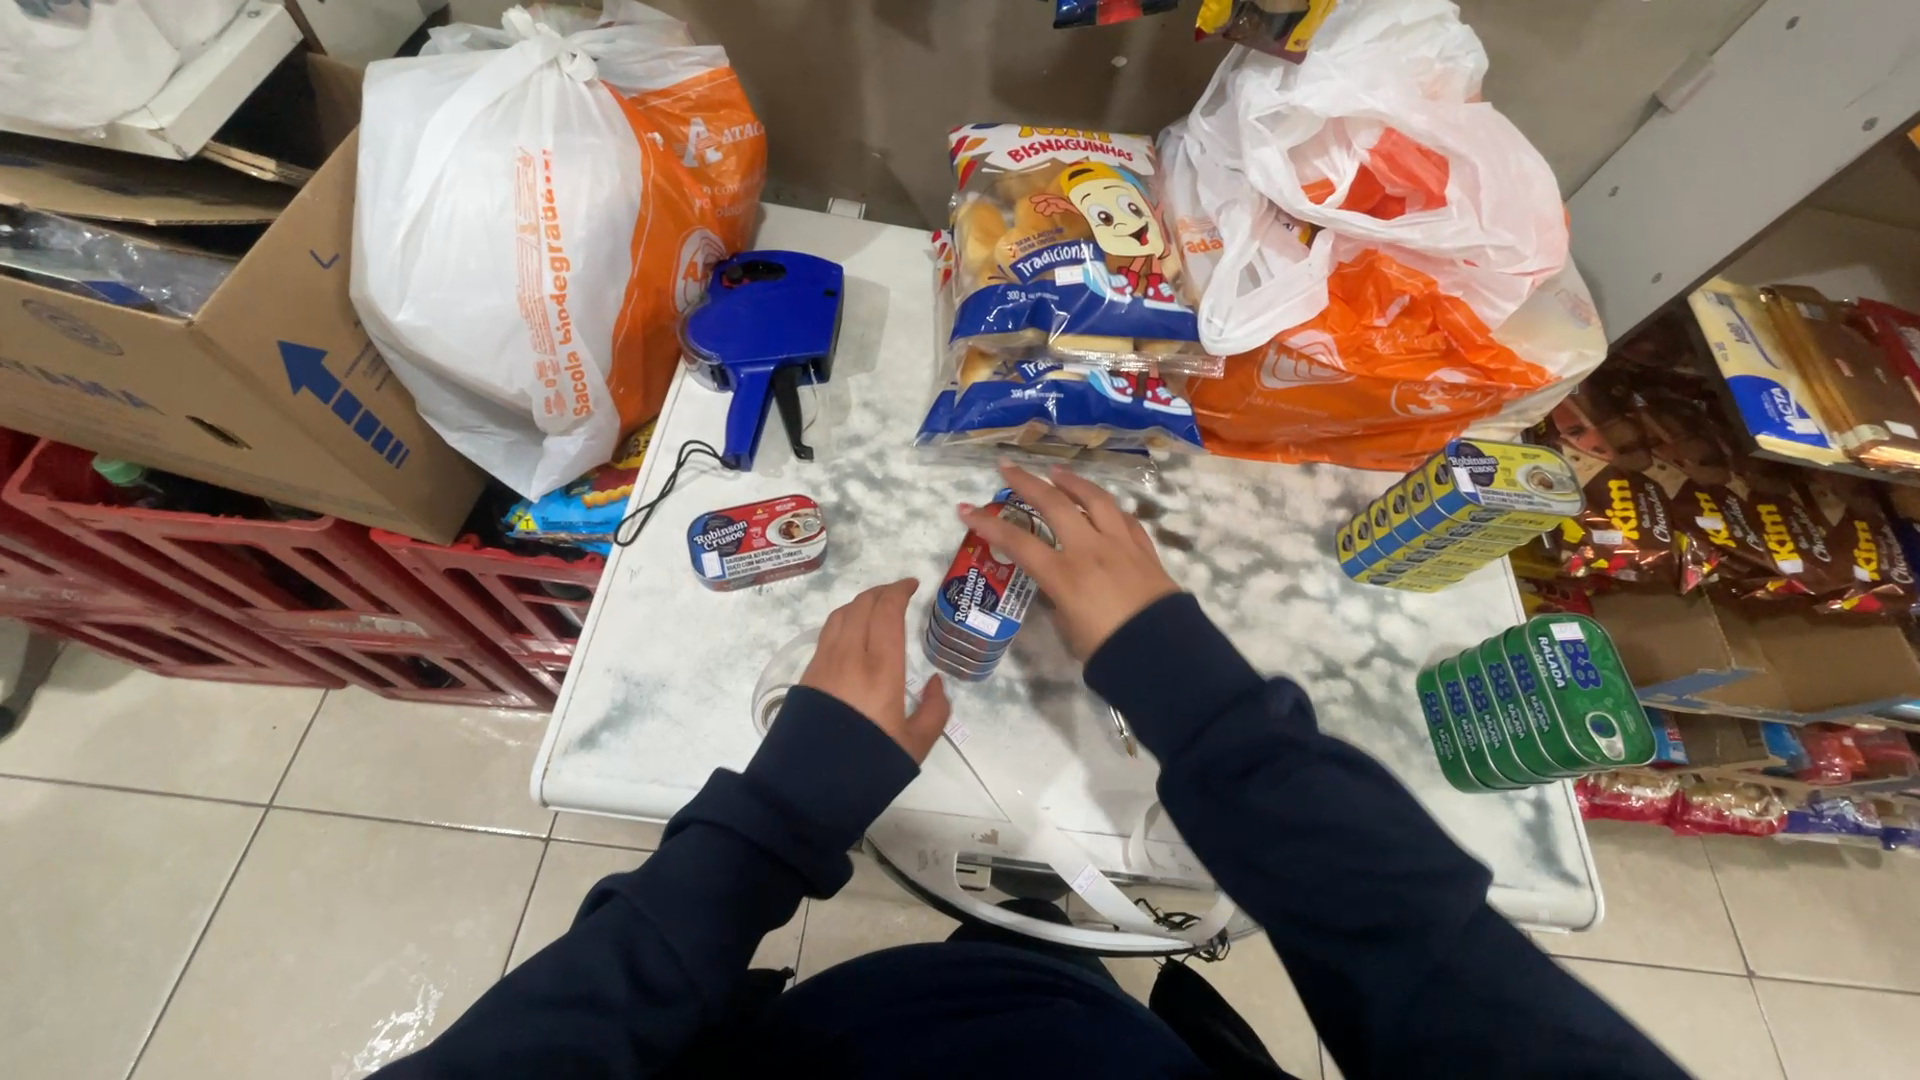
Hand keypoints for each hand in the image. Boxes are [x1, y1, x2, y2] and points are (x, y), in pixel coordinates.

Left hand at [798, 578, 950, 763]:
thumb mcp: (915, 745)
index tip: (912, 585)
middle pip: (862, 605)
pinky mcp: (808, 676)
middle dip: (882, 592)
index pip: (887, 610)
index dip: (899, 590)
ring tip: (876, 608)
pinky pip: (828, 634)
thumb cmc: (868, 766)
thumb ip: (935, 710)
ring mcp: (824, 663)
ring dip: (861, 603)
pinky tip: (853, 634)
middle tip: (898, 594)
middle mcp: (850, 656)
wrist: (806, 789)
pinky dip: (844, 621)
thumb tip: (936, 683)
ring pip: (841, 615)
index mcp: (881, 668)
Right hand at [959, 462, 1179, 658]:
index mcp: (1064, 575)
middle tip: (1008, 467)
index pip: (1017, 542)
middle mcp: (1090, 550)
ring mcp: (1120, 545)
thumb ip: (1057, 602)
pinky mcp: (1144, 550)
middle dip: (1027, 483)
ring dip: (1072, 482)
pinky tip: (1102, 505)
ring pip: (1095, 500)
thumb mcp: (1069, 631)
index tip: (966, 508)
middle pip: (1054, 505)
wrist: (1165, 654)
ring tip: (1057, 472)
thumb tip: (1054, 589)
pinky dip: (1108, 508)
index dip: (988, 524)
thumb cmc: (1110, 651)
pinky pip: (1124, 519)